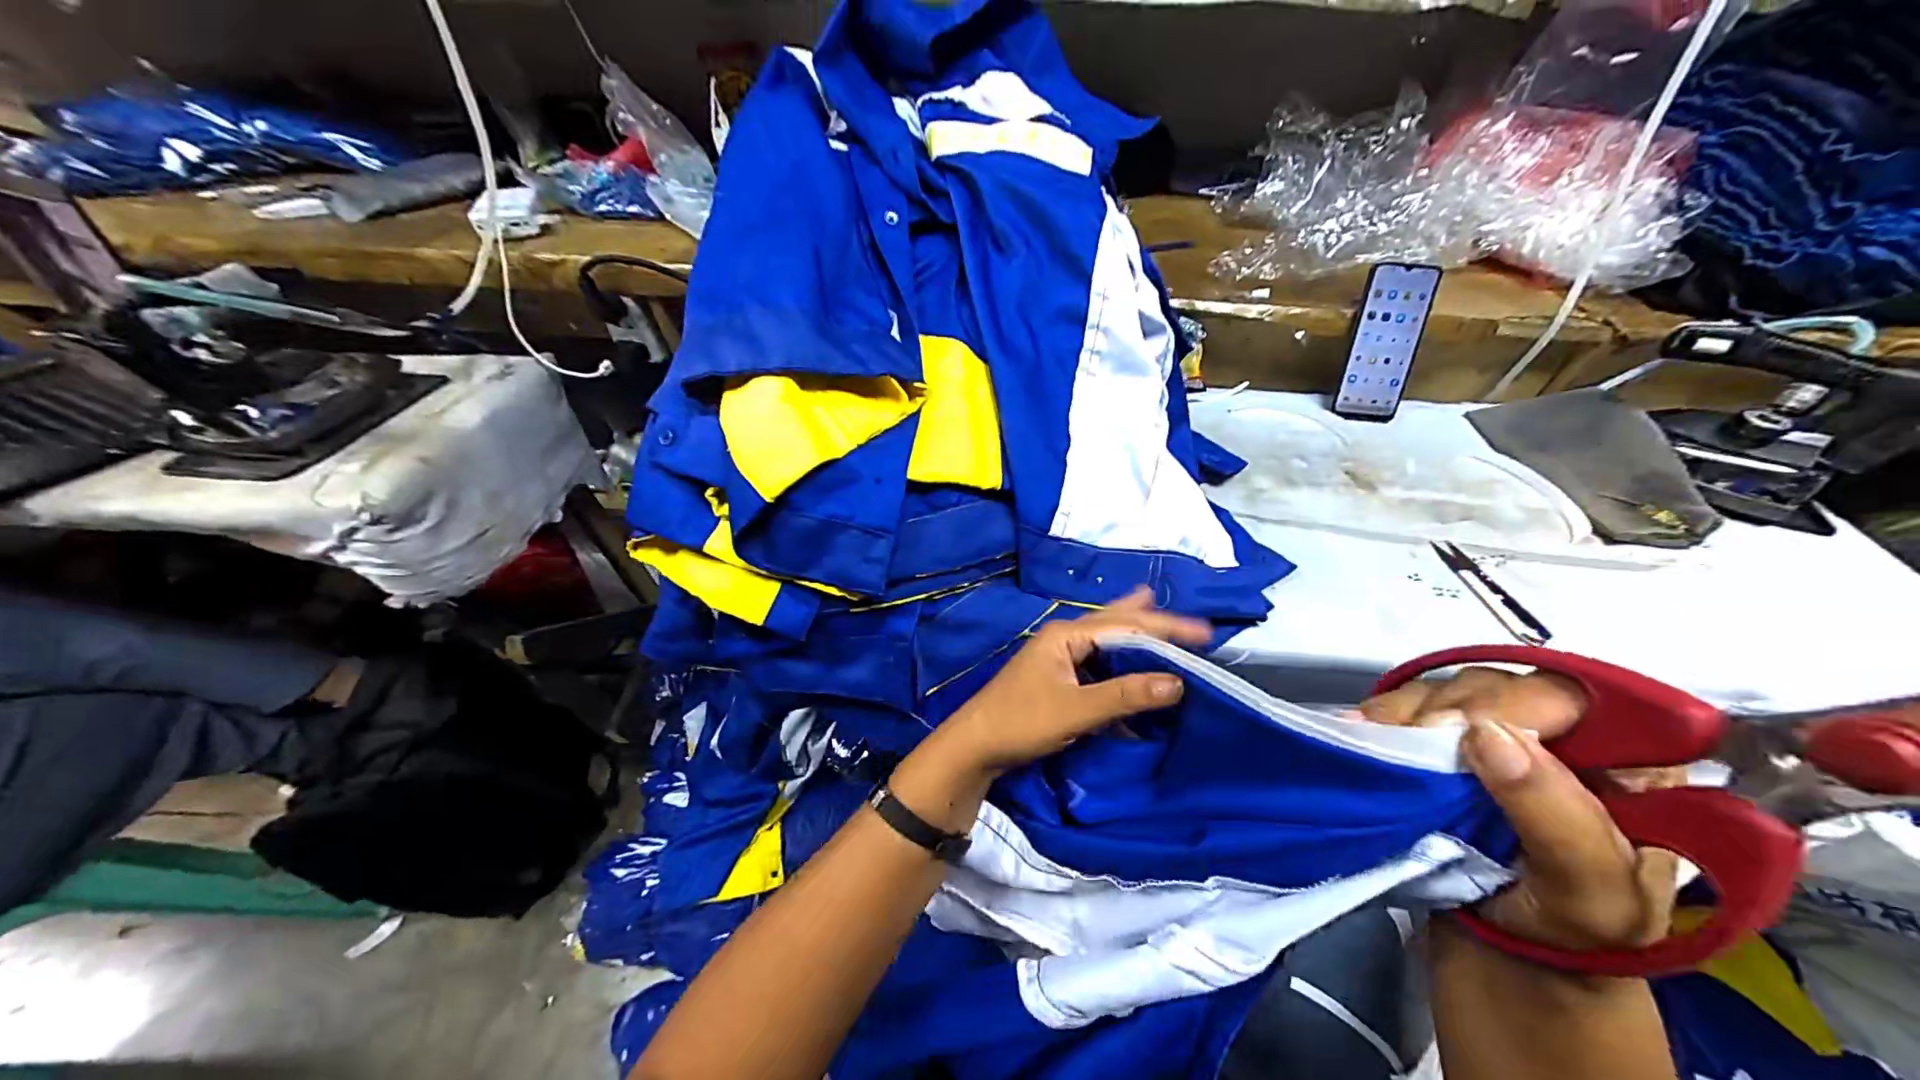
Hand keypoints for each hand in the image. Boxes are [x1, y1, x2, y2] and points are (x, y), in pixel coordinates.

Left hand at [934, 587, 1212, 777]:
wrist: (975, 746)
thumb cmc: (1022, 722)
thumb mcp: (1076, 710)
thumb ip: (1125, 695)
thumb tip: (1177, 683)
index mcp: (1066, 636)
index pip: (1125, 626)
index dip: (1167, 630)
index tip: (1205, 634)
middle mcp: (1063, 639)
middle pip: (1115, 624)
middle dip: (1152, 623)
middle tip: (1190, 623)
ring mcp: (1058, 659)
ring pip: (1105, 643)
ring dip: (1134, 637)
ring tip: (1158, 619)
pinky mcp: (1057, 680)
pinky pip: (1097, 666)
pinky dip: (1120, 666)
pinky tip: (1133, 669)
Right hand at [1362, 668, 1681, 951]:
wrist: (1510, 962)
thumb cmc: (1573, 935)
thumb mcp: (1593, 894)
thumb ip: (1555, 815)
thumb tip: (1488, 733)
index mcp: (1622, 763)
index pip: (1571, 697)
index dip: (1515, 701)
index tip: (1465, 731)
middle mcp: (1556, 738)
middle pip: (1495, 687)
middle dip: (1446, 708)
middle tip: (1412, 743)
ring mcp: (1491, 741)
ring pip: (1443, 693)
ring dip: (1402, 711)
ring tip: (1376, 738)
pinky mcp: (1440, 750)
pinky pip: (1405, 712)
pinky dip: (1377, 717)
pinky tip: (1358, 729)